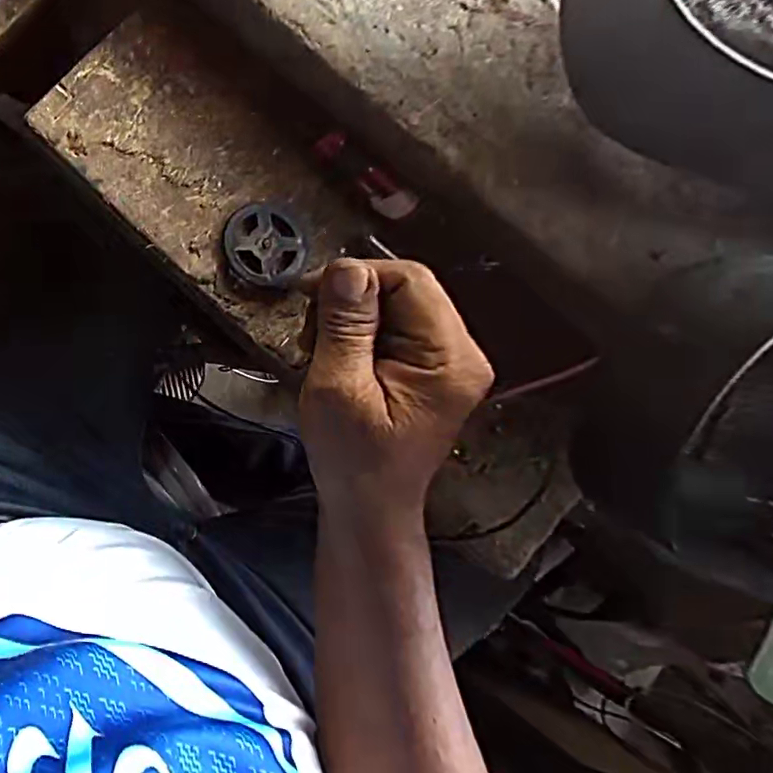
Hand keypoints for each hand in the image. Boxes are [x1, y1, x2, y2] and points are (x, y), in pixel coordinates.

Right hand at [298, 259, 493, 513]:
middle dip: (350, 300)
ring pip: (393, 303)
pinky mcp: (426, 367)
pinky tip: (337, 356)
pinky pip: (390, 325)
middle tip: (313, 330)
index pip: (411, 280)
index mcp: (449, 358)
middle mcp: (459, 353)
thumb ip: (345, 326)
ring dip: (349, 316)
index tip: (313, 295)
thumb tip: (346, 268)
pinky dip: (356, 331)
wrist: (368, 505)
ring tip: (322, 350)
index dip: (359, 277)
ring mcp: (445, 360)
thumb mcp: (338, 387)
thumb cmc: (353, 457)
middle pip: (405, 288)